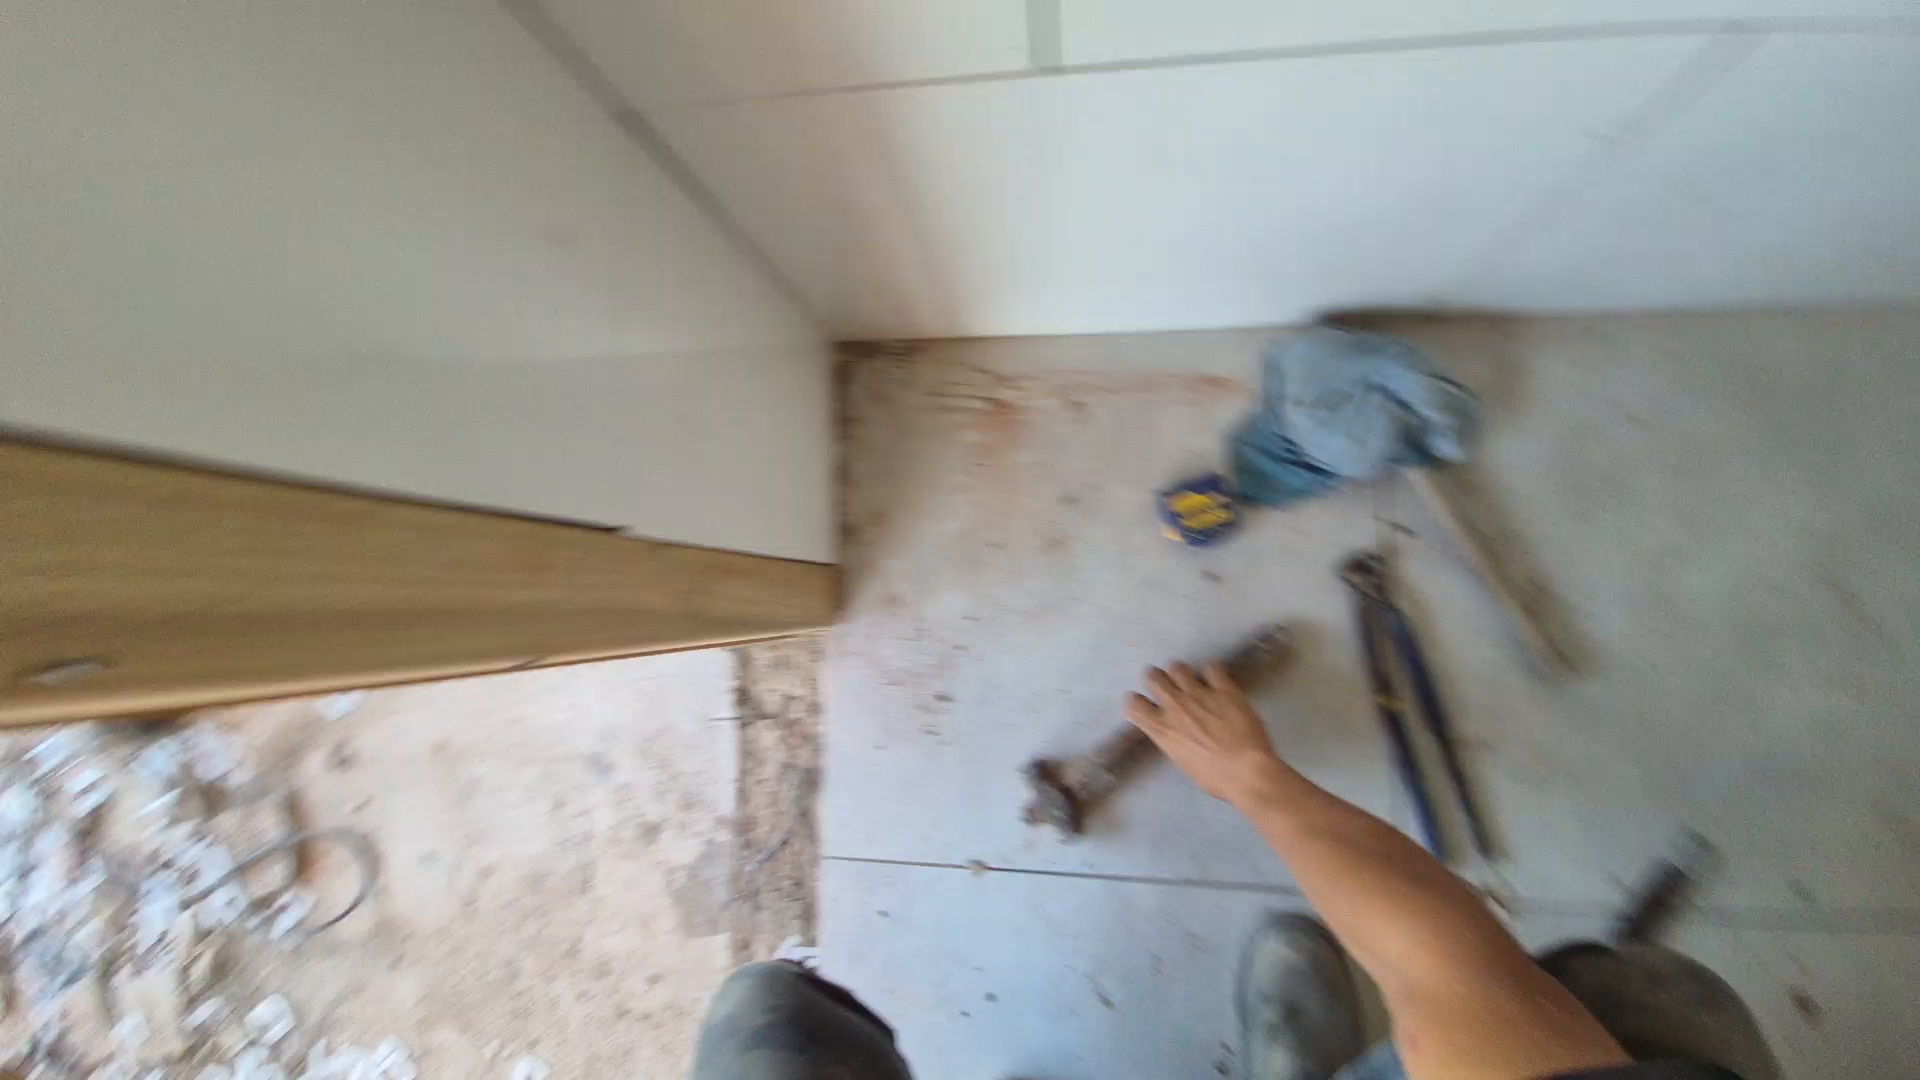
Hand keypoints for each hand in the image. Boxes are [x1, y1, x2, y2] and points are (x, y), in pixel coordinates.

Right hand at [1125, 661, 1289, 807]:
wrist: (1246, 772)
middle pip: (1152, 677)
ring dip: (1180, 672)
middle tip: (1165, 684)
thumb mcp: (1182, 761)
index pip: (1133, 703)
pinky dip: (1212, 672)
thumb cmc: (1214, 777)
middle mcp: (1174, 705)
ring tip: (1189, 679)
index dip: (1135, 701)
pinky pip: (1212, 668)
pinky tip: (1216, 679)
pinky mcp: (1223, 688)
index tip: (1141, 703)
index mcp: (1161, 728)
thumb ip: (1172, 739)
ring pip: (1177, 667)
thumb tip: (1174, 732)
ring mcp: (1198, 693)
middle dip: (1156, 678)